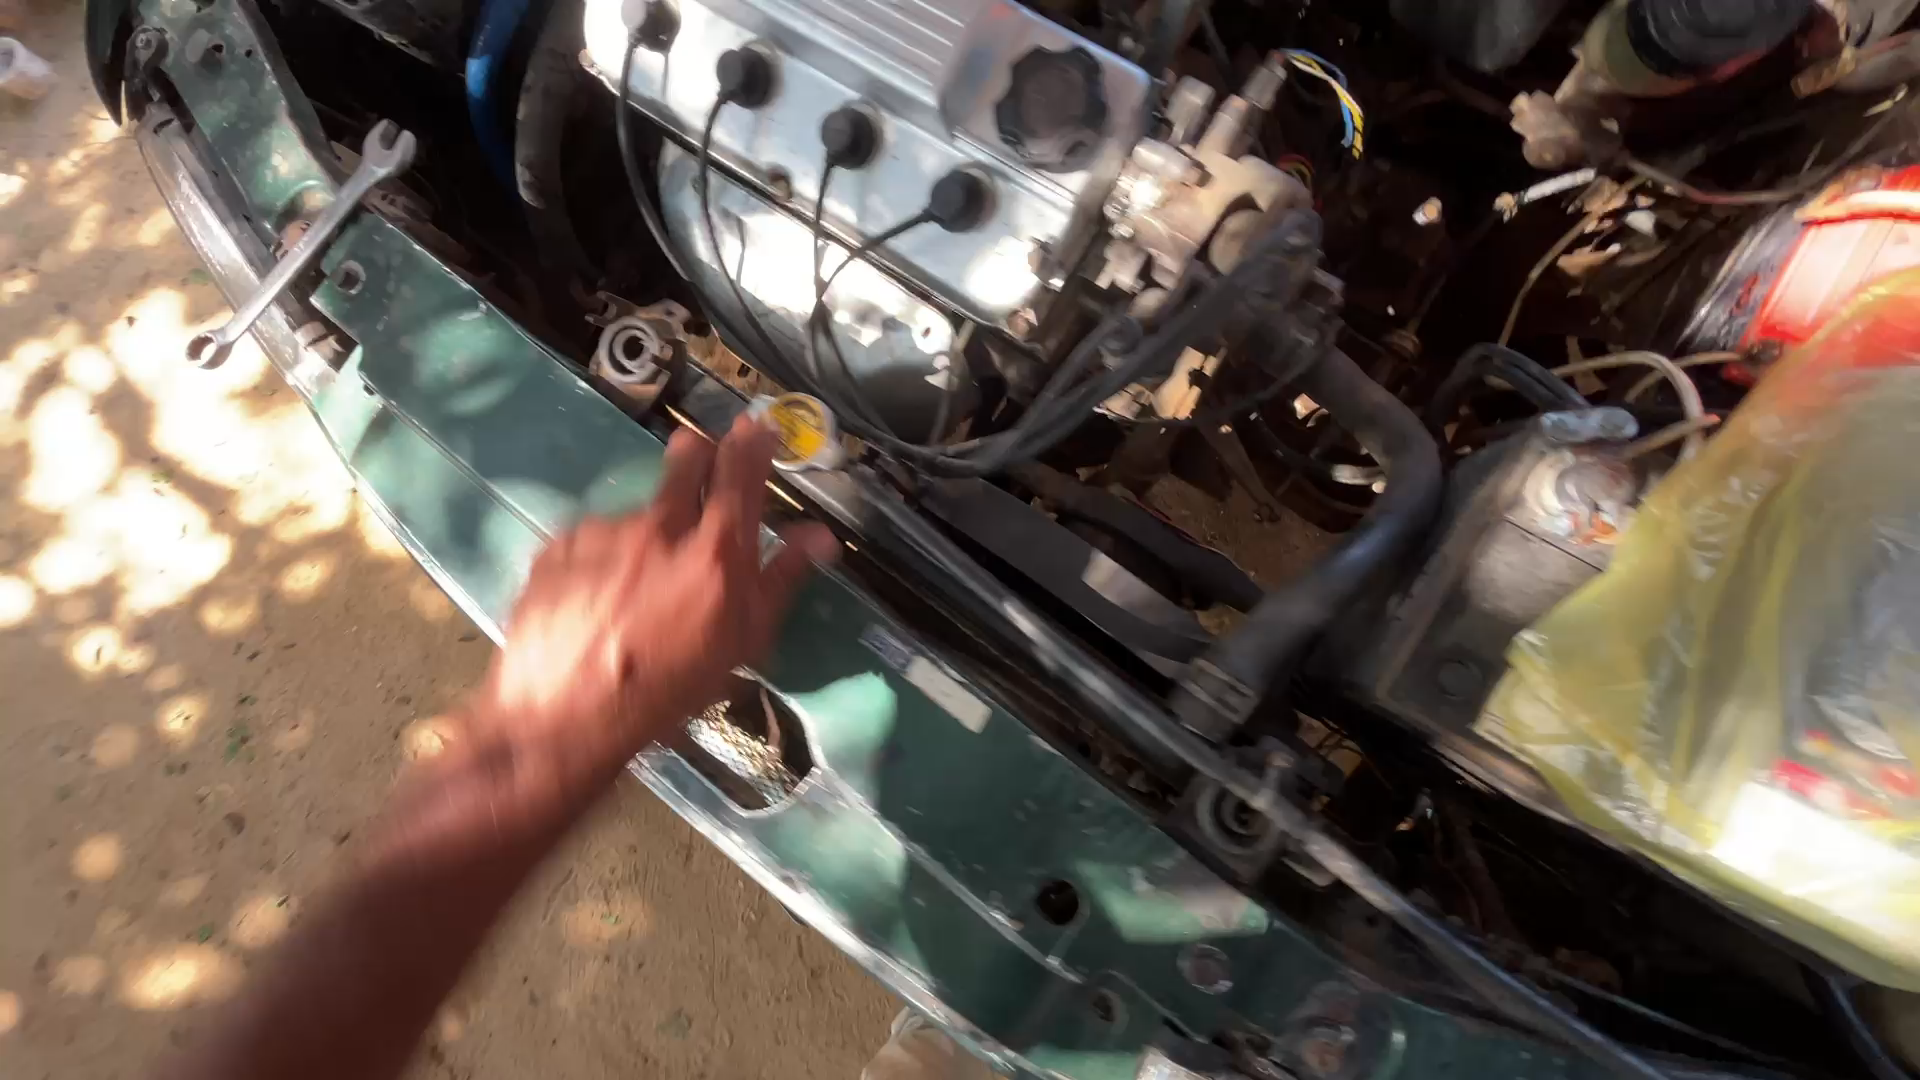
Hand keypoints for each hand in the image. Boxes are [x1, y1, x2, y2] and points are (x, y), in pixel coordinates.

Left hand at [476, 416, 838, 758]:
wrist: (561, 717)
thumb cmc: (672, 685)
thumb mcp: (742, 641)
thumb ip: (782, 578)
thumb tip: (821, 535)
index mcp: (716, 551)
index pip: (743, 473)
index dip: (753, 442)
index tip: (757, 425)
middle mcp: (662, 526)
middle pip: (688, 459)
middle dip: (701, 451)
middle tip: (702, 461)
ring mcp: (605, 529)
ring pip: (640, 508)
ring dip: (649, 528)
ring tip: (636, 582)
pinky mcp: (560, 543)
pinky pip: (595, 535)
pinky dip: (605, 555)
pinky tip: (598, 595)